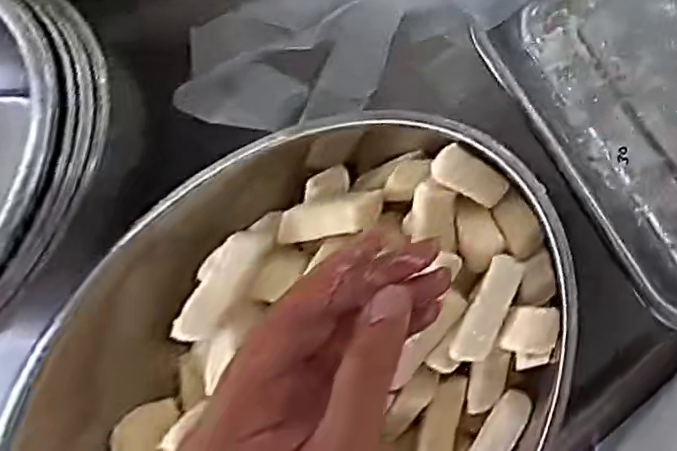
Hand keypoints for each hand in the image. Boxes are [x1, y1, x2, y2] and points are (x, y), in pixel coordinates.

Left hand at [183, 233, 449, 450]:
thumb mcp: (342, 444)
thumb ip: (366, 367)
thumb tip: (393, 295)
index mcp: (238, 410)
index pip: (290, 320)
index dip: (340, 274)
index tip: (390, 245)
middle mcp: (252, 403)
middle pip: (314, 322)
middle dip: (375, 283)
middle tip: (428, 256)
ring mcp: (279, 412)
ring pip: (335, 337)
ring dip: (388, 303)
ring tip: (438, 280)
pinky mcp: (306, 421)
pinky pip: (346, 361)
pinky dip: (385, 334)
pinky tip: (421, 315)